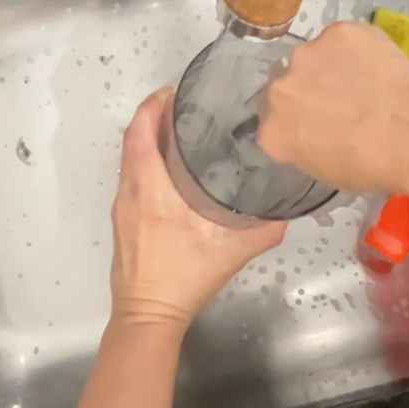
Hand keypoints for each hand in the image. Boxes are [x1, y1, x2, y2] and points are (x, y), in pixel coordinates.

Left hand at [111, 88, 286, 328]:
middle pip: (132, 140)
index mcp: (149, 189)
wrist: (146, 316)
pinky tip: (170, 167)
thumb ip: (263, 229)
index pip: (140, 133)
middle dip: (153, 117)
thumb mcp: (230, 252)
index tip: (173, 91)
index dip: (152, 106)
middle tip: (183, 105)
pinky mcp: (122, 220)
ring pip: (128, 159)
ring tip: (180, 129)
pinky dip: (145, 160)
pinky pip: (130, 176)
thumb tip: (286, 211)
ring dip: (147, 138)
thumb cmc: (183, 279)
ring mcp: (121, 207)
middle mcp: (129, 191)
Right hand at [257, 21, 408, 191]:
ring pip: (315, 57)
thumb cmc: (373, 164)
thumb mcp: (327, 170)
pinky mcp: (337, 32)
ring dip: (333, 66)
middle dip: (309, 89)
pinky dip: (359, 49)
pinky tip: (381, 65)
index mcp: (272, 131)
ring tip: (367, 81)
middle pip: (289, 83)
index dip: (299, 119)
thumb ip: (305, 144)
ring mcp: (306, 55)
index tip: (320, 122)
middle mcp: (279, 89)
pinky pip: (344, 39)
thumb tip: (315, 130)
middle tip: (343, 100)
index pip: (275, 121)